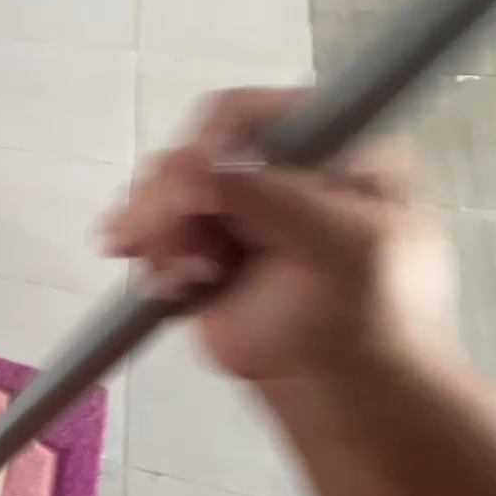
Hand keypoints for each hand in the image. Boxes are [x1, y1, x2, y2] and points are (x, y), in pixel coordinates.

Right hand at [102, 87, 456, 382]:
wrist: (329, 382)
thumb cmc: (361, 314)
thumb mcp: (342, 246)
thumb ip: (273, 198)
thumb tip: (194, 165)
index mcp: (326, 151)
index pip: (241, 113)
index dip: (205, 143)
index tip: (193, 191)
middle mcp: (267, 169)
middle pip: (179, 156)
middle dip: (169, 207)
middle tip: (188, 251)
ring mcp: (221, 207)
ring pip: (148, 192)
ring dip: (152, 234)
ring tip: (182, 275)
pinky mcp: (185, 241)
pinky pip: (135, 226)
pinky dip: (133, 249)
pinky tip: (155, 277)